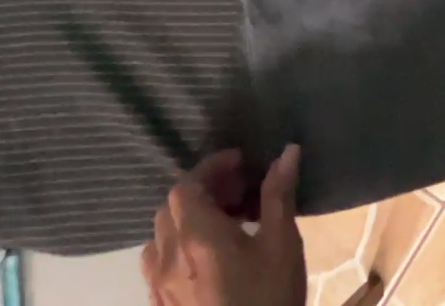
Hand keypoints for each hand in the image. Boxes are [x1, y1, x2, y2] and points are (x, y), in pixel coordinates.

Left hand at [142, 145, 305, 305]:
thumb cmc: (269, 297)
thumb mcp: (282, 243)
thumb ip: (278, 195)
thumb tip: (286, 152)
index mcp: (197, 237)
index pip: (186, 186)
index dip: (210, 167)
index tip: (241, 161)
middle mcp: (168, 258)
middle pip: (170, 208)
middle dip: (202, 189)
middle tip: (238, 188)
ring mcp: (159, 288)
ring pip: (159, 239)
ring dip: (186, 219)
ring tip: (223, 223)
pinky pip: (158, 267)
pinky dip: (178, 247)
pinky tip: (208, 260)